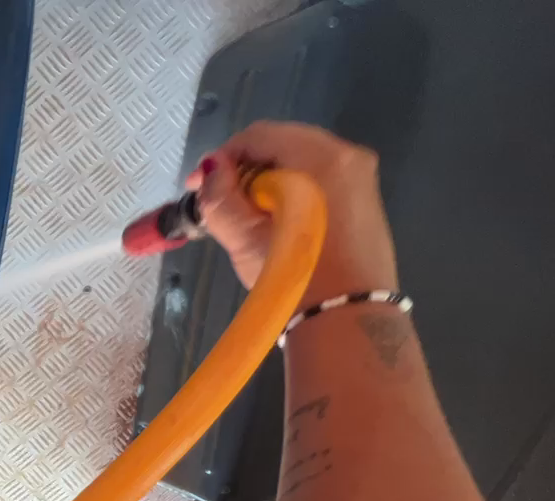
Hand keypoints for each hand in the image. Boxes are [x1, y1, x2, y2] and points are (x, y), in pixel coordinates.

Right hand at [188, 121, 399, 309]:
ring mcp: (357, 174)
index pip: (259, 135)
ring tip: (237, 216)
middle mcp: (345, 154)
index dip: (220, 158)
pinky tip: (266, 222)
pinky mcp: (359, 197)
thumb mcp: (244, 236)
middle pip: (280, 144)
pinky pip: (311, 178)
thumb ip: (221, 197)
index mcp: (319, 157)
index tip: (195, 189)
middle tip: (213, 203)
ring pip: (295, 162)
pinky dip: (282, 191)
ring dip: (259, 182)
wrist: (344, 310)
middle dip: (240, 169)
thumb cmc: (291, 270)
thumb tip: (209, 171)